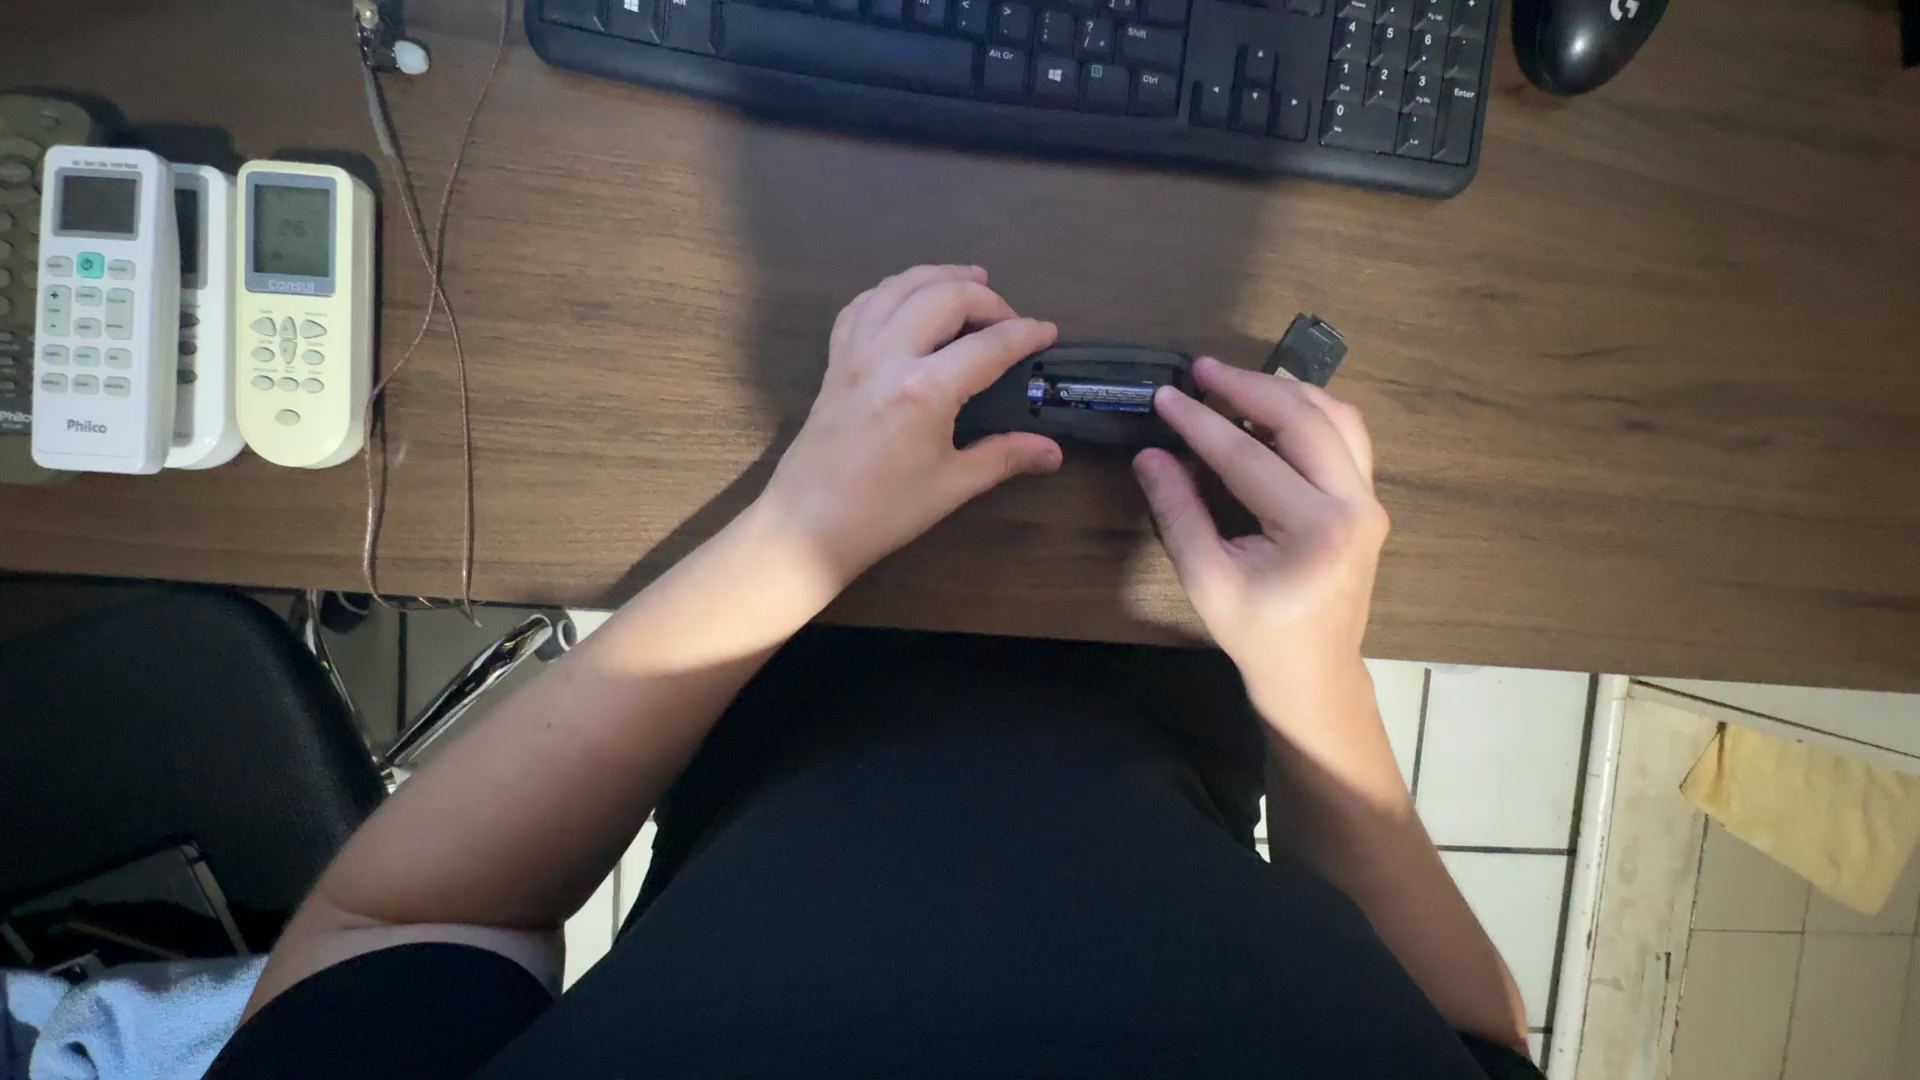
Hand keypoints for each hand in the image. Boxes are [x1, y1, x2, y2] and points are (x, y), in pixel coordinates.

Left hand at [755, 265, 1062, 587]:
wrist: (808, 525)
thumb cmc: (883, 511)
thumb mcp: (951, 486)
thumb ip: (1004, 457)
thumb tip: (1052, 451)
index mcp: (925, 389)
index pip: (988, 346)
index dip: (1025, 335)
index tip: (1048, 333)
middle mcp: (888, 356)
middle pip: (945, 297)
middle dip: (986, 298)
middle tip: (1009, 318)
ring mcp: (855, 353)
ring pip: (899, 287)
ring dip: (938, 277)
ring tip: (968, 280)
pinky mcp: (834, 361)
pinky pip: (861, 306)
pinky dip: (891, 292)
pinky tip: (907, 299)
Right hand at [1133, 357, 1388, 718]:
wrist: (1313, 669)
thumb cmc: (1256, 632)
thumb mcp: (1205, 579)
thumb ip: (1177, 513)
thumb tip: (1151, 455)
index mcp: (1313, 529)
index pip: (1246, 456)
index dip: (1199, 422)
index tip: (1165, 395)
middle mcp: (1354, 504)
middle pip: (1303, 419)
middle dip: (1248, 386)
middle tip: (1202, 369)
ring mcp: (1370, 500)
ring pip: (1336, 417)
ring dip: (1285, 391)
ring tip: (1236, 381)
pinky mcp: (1368, 500)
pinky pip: (1346, 436)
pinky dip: (1310, 411)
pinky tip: (1276, 406)